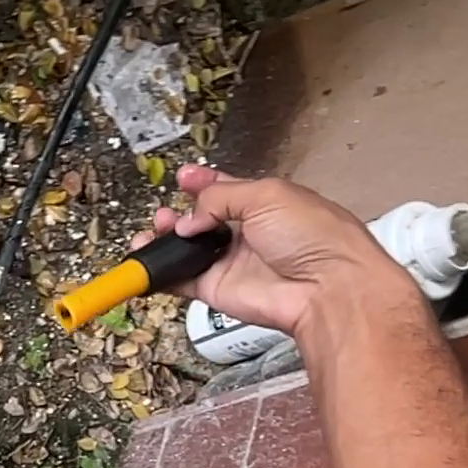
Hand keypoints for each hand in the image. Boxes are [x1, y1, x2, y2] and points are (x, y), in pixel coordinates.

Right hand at [137, 165, 420, 337]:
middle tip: (165, 214)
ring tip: (152, 234)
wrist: (322, 287)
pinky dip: (159, 274)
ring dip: (163, 241)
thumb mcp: (267, 196)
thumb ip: (220, 198)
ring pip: (184, 251)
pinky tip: (145, 264)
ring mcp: (227, 263)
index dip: (203, 182)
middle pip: (199, 221)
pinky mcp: (213, 290)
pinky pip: (178, 281)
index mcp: (263, 204)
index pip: (225, 190)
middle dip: (178, 214)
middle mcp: (243, 233)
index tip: (184, 177)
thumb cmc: (311, 236)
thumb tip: (187, 220)